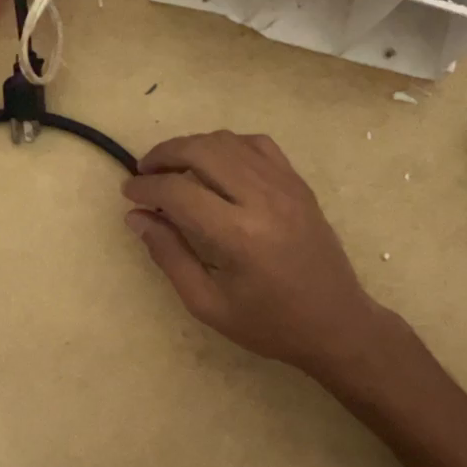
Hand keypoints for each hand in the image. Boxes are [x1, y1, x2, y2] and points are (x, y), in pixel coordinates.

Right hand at [121, 131, 416, 379]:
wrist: (337, 325)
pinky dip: (228, 145)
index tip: (128, 194)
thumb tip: (136, 217)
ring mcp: (285, 186)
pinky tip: (215, 164)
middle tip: (144, 173)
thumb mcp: (207, 303)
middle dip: (164, 155)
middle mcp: (263, 199)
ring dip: (192, 146)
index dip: (146, 188)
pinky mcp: (299, 184)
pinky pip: (258, 144)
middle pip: (202, 151)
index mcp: (238, 236)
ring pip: (228, 141)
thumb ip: (168, 255)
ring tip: (172, 166)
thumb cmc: (269, 324)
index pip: (178, 192)